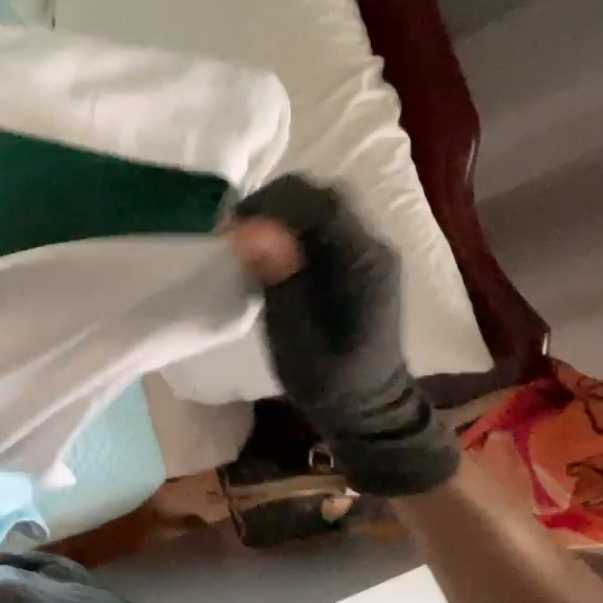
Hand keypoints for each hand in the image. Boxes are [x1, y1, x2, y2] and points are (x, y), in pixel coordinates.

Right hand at [226, 175, 459, 495]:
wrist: (370, 408)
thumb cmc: (327, 380)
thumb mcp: (293, 335)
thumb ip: (277, 279)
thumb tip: (250, 230)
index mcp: (362, 263)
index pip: (318, 204)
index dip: (269, 203)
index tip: (229, 226)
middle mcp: (372, 247)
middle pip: (322, 195)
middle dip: (273, 203)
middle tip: (234, 231)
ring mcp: (369, 252)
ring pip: (323, 204)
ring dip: (281, 212)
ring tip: (247, 239)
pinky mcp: (359, 260)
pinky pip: (324, 223)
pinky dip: (291, 225)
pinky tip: (269, 251)